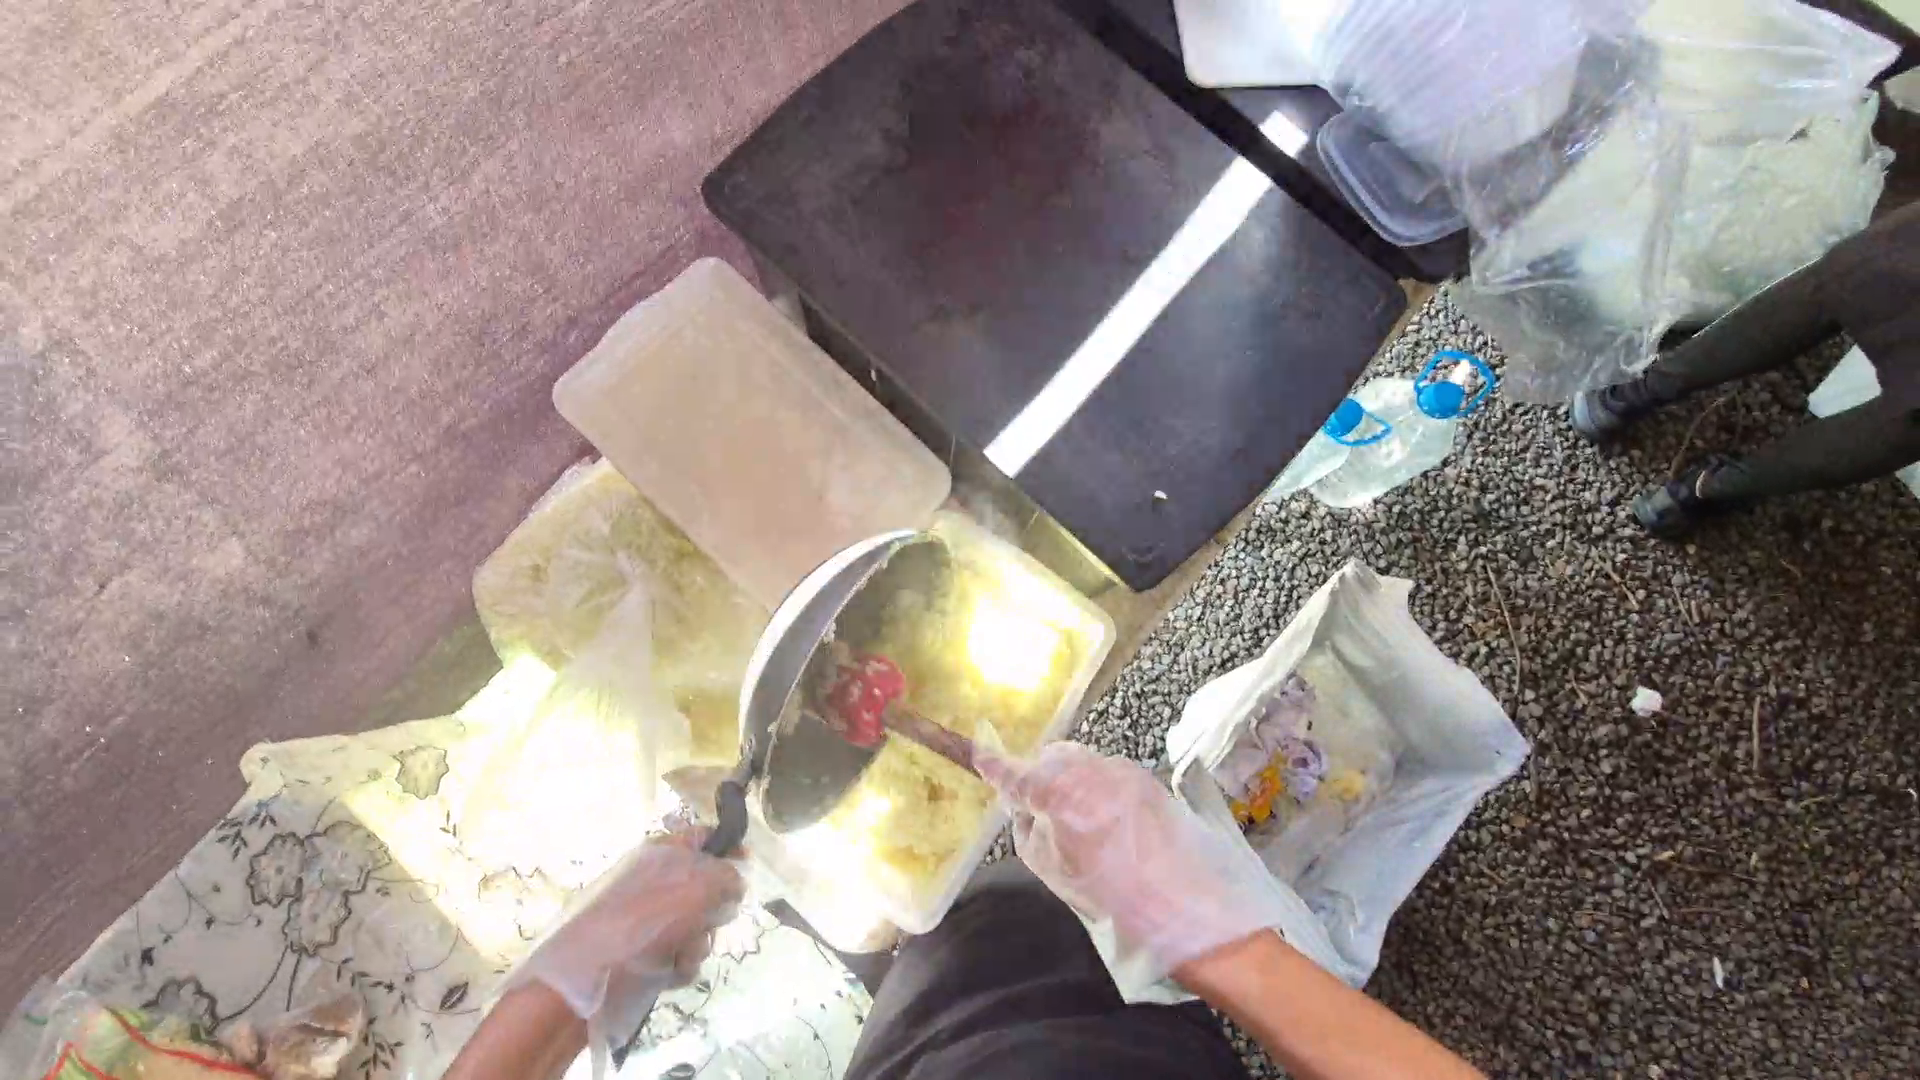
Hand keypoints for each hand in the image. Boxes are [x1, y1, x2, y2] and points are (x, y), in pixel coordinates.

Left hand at [507, 830, 743, 1034]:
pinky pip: (679, 954)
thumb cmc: (643, 919)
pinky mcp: (642, 954)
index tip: (746, 863)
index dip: (728, 847)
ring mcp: (648, 920)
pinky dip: (680, 964)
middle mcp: (654, 883)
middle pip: (705, 888)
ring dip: (698, 942)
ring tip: (683, 954)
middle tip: (708, 920)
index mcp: (661, 853)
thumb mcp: (696, 885)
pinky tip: (671, 972)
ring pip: (696, 926)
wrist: (585, 977)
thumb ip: (726, 877)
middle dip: (714, 909)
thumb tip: (735, 882)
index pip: (703, 837)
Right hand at [977, 741, 1288, 983]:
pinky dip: (1097, 786)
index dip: (994, 765)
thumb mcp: (1054, 871)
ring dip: (1070, 780)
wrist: (1191, 907)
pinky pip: (1107, 771)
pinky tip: (1108, 822)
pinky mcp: (1146, 777)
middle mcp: (1090, 769)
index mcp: (1061, 793)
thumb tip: (1023, 805)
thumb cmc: (1113, 897)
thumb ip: (1029, 828)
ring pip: (1080, 762)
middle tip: (1042, 812)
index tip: (978, 755)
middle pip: (1051, 758)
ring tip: (1080, 821)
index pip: (1016, 772)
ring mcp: (1122, 769)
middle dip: (1040, 777)